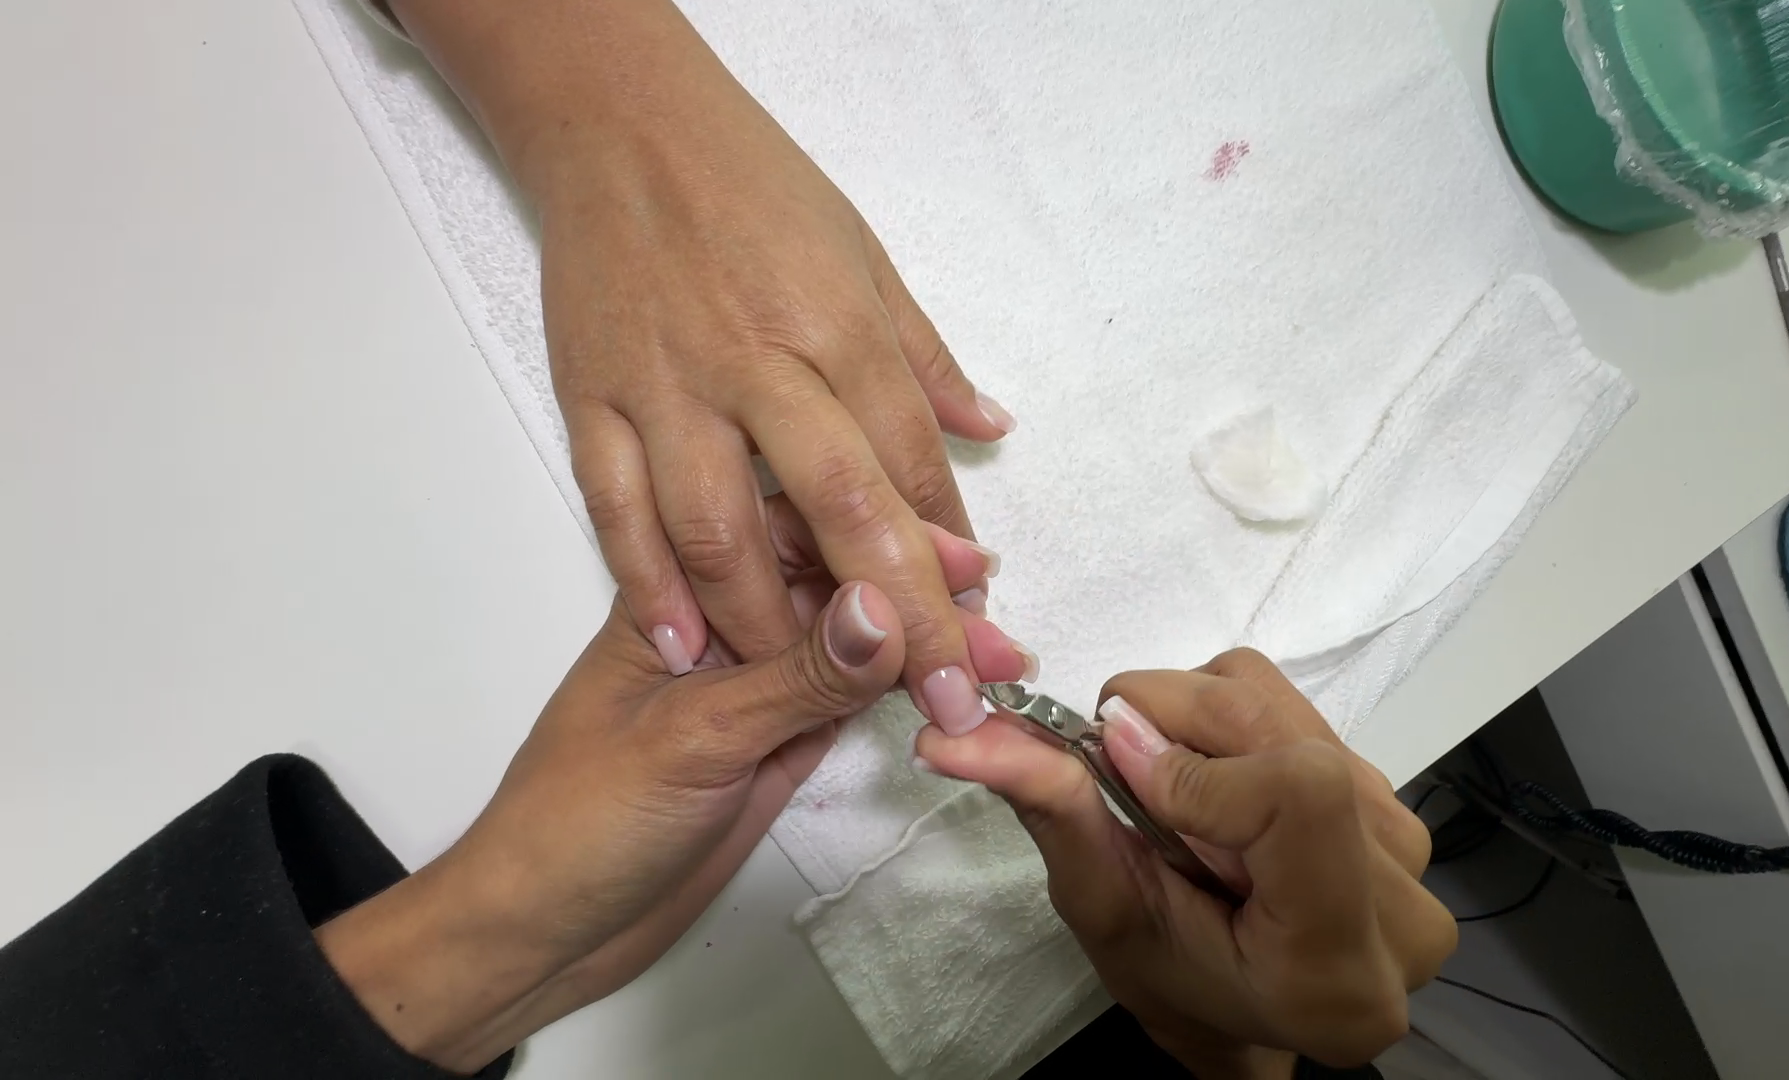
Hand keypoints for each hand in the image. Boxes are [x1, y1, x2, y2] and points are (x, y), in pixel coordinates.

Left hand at [317, 511, 1026, 1073]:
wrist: (551, 929)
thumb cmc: (588, 818)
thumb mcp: (696, 736)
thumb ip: (797, 673)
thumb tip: (890, 605)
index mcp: (689, 589)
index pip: (796, 534)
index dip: (878, 537)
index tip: (958, 558)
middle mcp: (735, 619)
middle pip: (840, 585)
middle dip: (918, 596)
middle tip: (990, 612)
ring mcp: (766, 677)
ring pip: (858, 643)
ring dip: (924, 647)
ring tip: (997, 658)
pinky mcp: (788, 729)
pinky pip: (856, 694)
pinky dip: (905, 689)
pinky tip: (952, 683)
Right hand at [387, 0, 1013, 734]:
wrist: (622, 126)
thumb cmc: (758, 192)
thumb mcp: (867, 261)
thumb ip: (927, 360)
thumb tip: (991, 430)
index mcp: (839, 328)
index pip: (911, 463)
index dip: (950, 549)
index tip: (979, 618)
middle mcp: (759, 366)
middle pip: (843, 512)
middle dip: (904, 618)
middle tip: (946, 700)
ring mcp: (668, 388)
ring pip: (721, 529)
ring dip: (771, 624)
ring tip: (814, 687)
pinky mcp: (592, 400)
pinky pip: (615, 509)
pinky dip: (648, 587)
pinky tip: (685, 649)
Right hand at [917, 649, 1453, 1076]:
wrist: (1241, 985)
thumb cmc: (1169, 972)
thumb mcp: (1098, 903)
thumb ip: (1047, 810)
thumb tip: (954, 735)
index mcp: (1335, 967)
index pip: (1296, 794)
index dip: (1192, 766)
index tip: (1121, 768)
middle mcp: (1402, 901)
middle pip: (1273, 732)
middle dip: (1170, 726)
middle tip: (1130, 777)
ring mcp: (1403, 836)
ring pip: (1269, 700)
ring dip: (1189, 718)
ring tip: (1174, 785)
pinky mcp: (1383, 784)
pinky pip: (1282, 695)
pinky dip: (1218, 710)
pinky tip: (1213, 770)